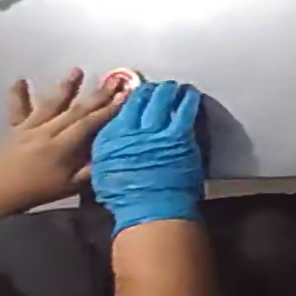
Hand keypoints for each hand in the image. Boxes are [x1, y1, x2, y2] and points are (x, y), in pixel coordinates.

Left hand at [0, 68, 125, 208]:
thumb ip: (92, 169)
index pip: (89, 123)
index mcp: (60, 147)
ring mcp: (29, 128)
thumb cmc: (38, 190)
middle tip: (115, 81)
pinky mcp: (16, 128)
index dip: (108, 109)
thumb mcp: (70, 186)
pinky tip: (20, 80)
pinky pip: (18, 109)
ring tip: (77, 70)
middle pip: (75, 110)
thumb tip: (115, 153)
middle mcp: (45, 132)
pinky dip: (18, 94)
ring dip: (66, 87)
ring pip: (50, 104)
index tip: (125, 96)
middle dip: (98, 95)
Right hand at [92, 80, 204, 233]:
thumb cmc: (127, 194)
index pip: (119, 108)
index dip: (130, 96)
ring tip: (174, 87)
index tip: (136, 89)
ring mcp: (156, 132)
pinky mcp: (179, 136)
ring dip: (170, 91)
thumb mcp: (104, 167)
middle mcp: (131, 131)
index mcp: (110, 138)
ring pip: (164, 101)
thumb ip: (110, 145)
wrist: (151, 208)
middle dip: (151, 90)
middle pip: (142, 100)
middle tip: (158, 86)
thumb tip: (116, 130)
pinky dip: (189, 99)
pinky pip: (185, 111)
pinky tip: (191, 94)